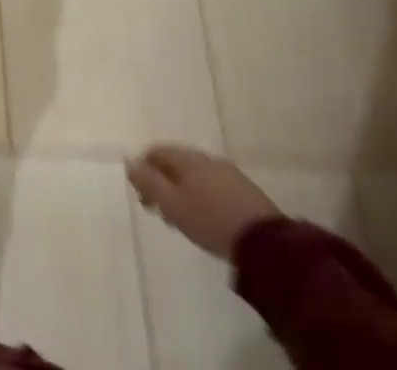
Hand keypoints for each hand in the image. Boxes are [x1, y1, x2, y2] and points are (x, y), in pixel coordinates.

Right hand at [129, 144, 282, 260]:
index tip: (142, 197)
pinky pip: (212, 187)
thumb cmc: (210, 221)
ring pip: (193, 177)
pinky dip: (199, 198)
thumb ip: (148, 181)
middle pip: (175, 164)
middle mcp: (208, 160)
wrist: (266, 244)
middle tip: (158, 212)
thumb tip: (130, 161)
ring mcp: (229, 174)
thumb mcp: (171, 204)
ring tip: (180, 221)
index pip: (156, 151)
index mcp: (188, 159)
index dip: (142, 170)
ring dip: (180, 193)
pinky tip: (203, 220)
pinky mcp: (244, 191)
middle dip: (161, 184)